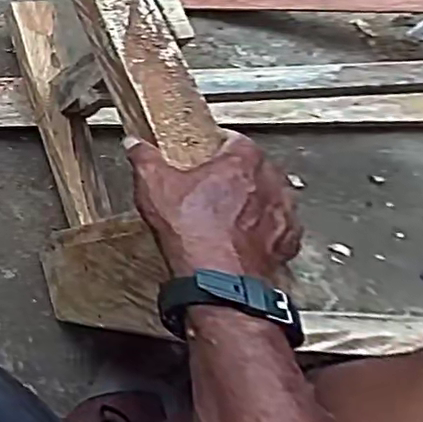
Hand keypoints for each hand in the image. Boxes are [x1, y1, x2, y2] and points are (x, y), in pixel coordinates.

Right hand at [129, 131, 301, 278]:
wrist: (219, 281)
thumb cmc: (193, 233)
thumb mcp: (152, 186)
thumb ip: (144, 158)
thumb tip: (135, 145)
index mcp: (240, 163)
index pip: (236, 140)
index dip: (218, 143)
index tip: (206, 149)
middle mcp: (269, 185)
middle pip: (256, 167)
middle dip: (236, 171)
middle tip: (212, 179)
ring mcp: (282, 215)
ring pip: (269, 196)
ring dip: (252, 199)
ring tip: (226, 209)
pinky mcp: (287, 243)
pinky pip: (277, 226)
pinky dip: (261, 227)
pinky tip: (240, 234)